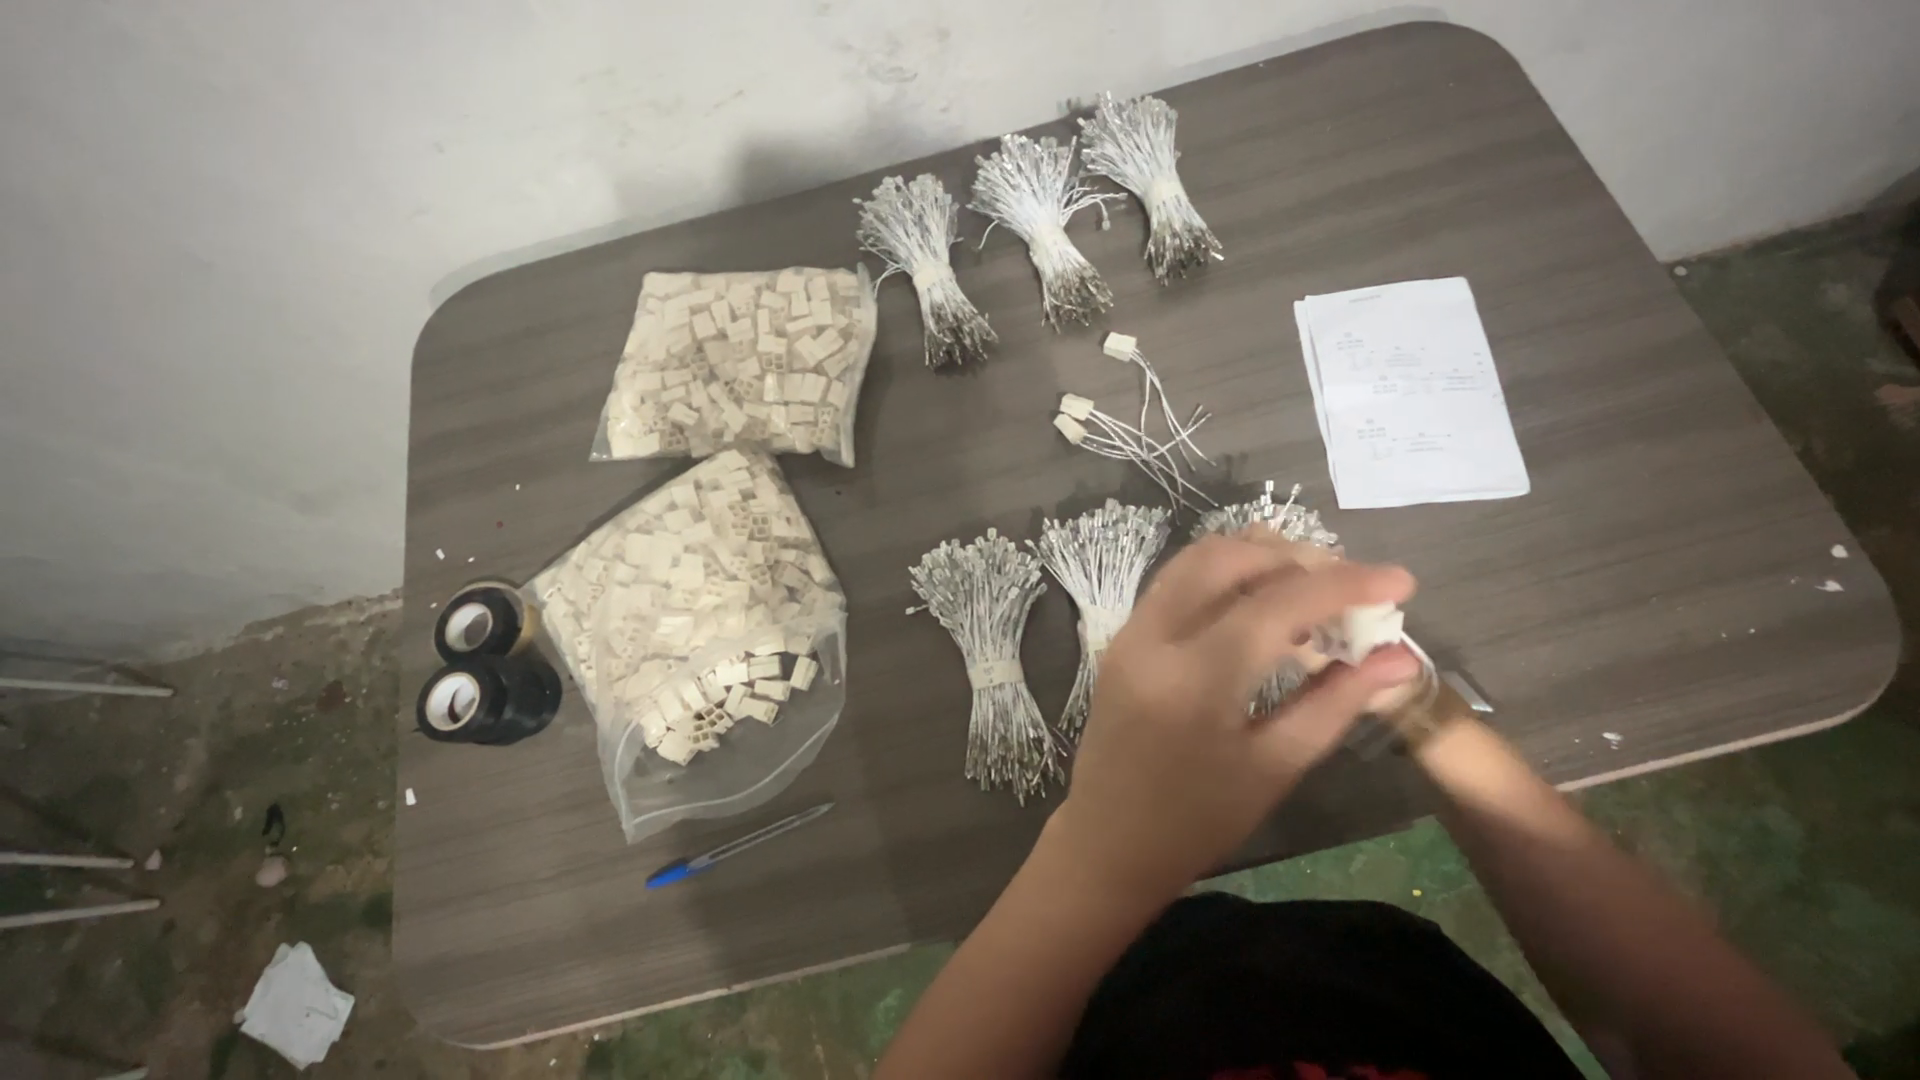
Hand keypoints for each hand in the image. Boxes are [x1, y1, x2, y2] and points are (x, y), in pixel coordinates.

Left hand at [1047, 533, 1419, 896]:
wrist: (1108, 839)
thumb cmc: (1197, 820)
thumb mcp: (1275, 768)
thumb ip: (1336, 703)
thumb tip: (1400, 657)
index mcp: (1193, 679)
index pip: (1275, 604)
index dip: (1343, 584)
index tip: (1400, 580)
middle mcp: (1152, 638)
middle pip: (1228, 560)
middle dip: (1297, 560)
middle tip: (1351, 585)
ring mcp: (1130, 633)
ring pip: (1195, 560)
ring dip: (1258, 558)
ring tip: (1314, 584)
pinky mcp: (1122, 637)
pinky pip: (1176, 581)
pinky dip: (1224, 575)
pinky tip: (1264, 600)